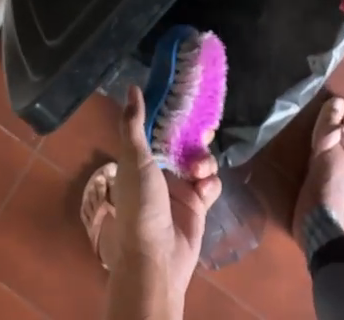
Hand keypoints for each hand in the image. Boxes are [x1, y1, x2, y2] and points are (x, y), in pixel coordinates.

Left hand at [111, 86, 221, 298]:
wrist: (157, 256)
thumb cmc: (139, 204)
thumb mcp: (133, 158)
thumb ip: (134, 123)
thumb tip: (132, 87)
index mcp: (141, 158)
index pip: (158, 129)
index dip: (172, 115)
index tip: (185, 100)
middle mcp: (160, 171)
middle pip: (183, 144)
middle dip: (195, 137)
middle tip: (204, 132)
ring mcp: (180, 189)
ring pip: (199, 162)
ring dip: (203, 161)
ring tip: (198, 172)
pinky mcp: (197, 206)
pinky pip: (210, 185)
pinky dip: (210, 184)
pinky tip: (203, 191)